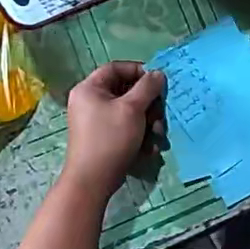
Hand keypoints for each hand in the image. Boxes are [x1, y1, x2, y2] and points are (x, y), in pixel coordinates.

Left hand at [61, 61, 164, 199]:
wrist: (93, 180)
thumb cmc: (111, 138)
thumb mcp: (132, 108)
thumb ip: (147, 87)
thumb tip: (158, 74)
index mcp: (90, 88)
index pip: (117, 68)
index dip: (139, 71)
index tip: (158, 83)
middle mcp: (90, 101)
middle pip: (126, 91)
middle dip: (148, 104)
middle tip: (160, 116)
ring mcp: (96, 120)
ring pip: (129, 111)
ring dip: (148, 122)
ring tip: (157, 137)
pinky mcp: (104, 137)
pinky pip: (125, 127)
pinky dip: (140, 134)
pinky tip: (149, 148)